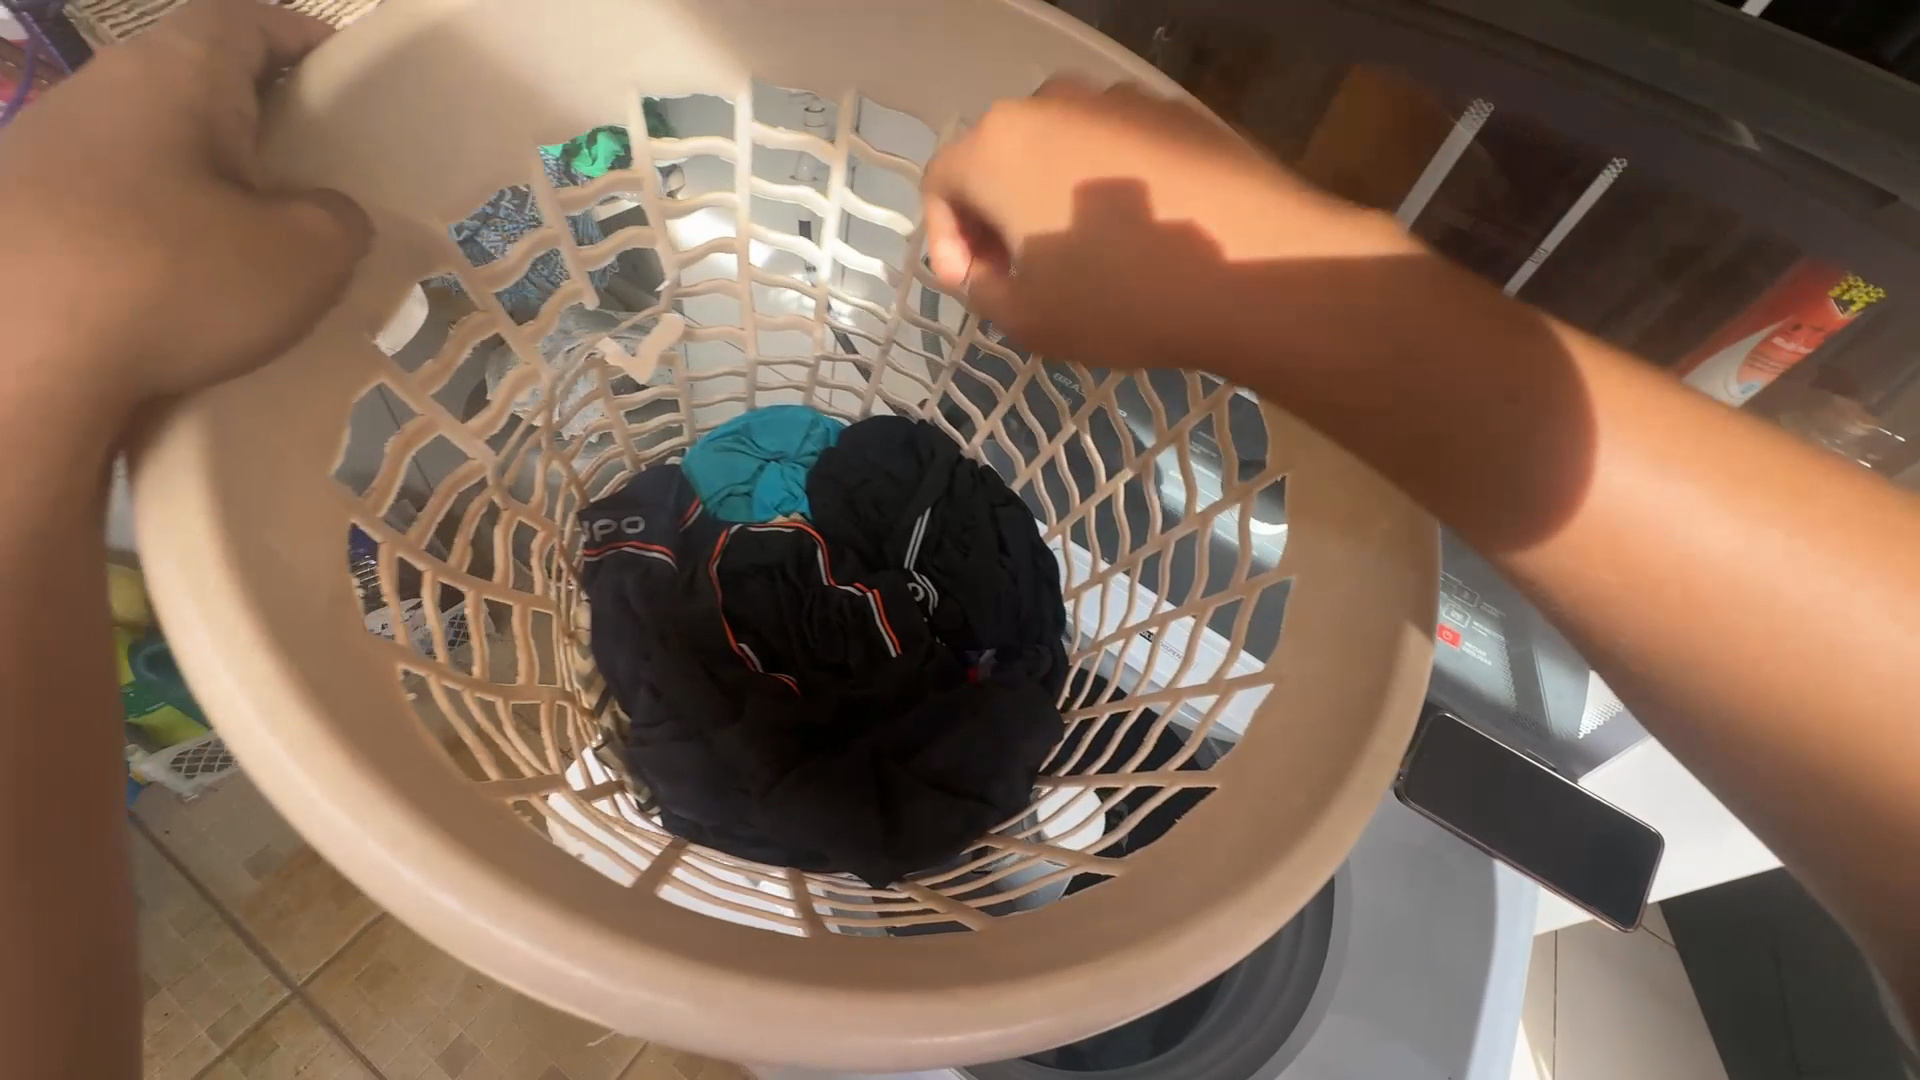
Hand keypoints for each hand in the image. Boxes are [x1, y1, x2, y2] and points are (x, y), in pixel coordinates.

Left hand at [0, 0, 370, 421]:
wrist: (20, 359)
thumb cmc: (182, 279)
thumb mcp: (311, 251)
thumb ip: (341, 217)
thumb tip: (325, 210)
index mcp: (172, 81)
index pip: (240, 20)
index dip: (299, 35)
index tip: (348, 68)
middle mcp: (103, 96)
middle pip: (199, 78)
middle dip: (271, 110)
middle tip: (334, 162)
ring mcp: (54, 152)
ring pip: (166, 140)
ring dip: (228, 171)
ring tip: (283, 229)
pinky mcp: (35, 212)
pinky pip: (136, 193)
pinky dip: (188, 215)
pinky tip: (218, 273)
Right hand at [921, 79, 1412, 368]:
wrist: (1253, 265)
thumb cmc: (1118, 299)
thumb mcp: (1026, 320)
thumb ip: (979, 291)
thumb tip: (981, 271)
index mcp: (997, 147)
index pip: (939, 184)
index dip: (944, 241)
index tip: (974, 286)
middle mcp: (1048, 103)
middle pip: (996, 161)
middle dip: (994, 221)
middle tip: (1020, 277)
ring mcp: (1115, 99)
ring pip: (1053, 153)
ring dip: (1045, 203)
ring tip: (1079, 262)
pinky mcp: (1171, 112)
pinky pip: (1109, 151)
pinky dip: (1099, 190)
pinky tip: (1132, 240)